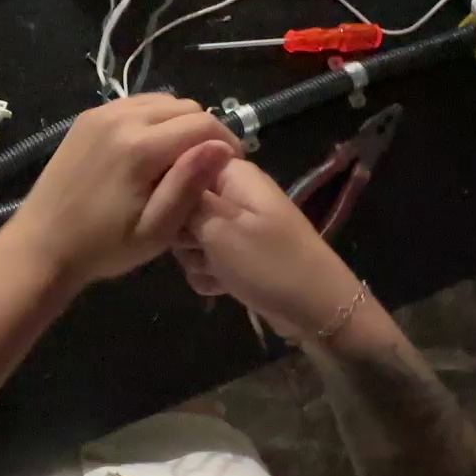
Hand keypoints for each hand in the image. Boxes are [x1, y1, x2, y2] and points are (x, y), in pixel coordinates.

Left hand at [0, 95, 239, 287]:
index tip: (231, 169)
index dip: (226, 143)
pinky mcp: (86, 119)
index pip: (202, 124)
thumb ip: (190, 185)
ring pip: (159, 101)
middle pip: (184, 106)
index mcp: (140, 147)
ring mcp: (99, 114)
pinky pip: (133, 105)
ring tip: (180, 159)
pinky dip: (152, 119)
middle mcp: (120, 119)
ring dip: (178, 123)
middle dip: (204, 132)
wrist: (41, 245)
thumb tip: (221, 147)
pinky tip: (150, 151)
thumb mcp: (156, 230)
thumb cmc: (102, 247)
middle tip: (205, 167)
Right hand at [174, 159, 365, 339]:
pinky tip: (221, 286)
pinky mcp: (237, 254)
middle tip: (198, 247)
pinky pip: (204, 258)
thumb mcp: (219, 228)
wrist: (318, 312)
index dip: (167, 188)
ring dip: (195, 258)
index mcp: (231, 174)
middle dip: (181, 232)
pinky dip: (209, 273)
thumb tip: (157, 172)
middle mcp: (232, 193)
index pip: (179, 163)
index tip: (165, 212)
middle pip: (181, 204)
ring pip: (189, 236)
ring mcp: (236, 225)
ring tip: (216, 270)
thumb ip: (184, 199)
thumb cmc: (269, 263)